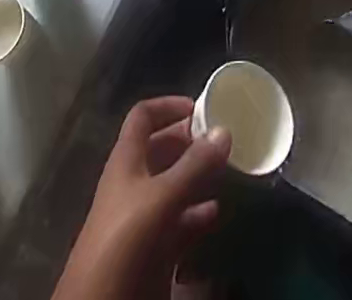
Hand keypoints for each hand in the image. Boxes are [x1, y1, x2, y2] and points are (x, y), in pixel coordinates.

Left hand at [52, 96, 232, 299]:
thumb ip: (193, 166)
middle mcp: (133, 181)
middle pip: (160, 148)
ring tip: (226, 170)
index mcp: (126, 159)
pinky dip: (196, 214)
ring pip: (171, 184)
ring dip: (196, 176)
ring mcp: (142, 214)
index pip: (143, 117)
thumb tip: (224, 130)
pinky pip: (178, 221)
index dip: (168, 106)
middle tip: (221, 138)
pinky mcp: (152, 246)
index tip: (200, 107)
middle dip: (189, 141)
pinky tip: (216, 213)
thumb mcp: (161, 197)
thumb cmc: (126, 235)